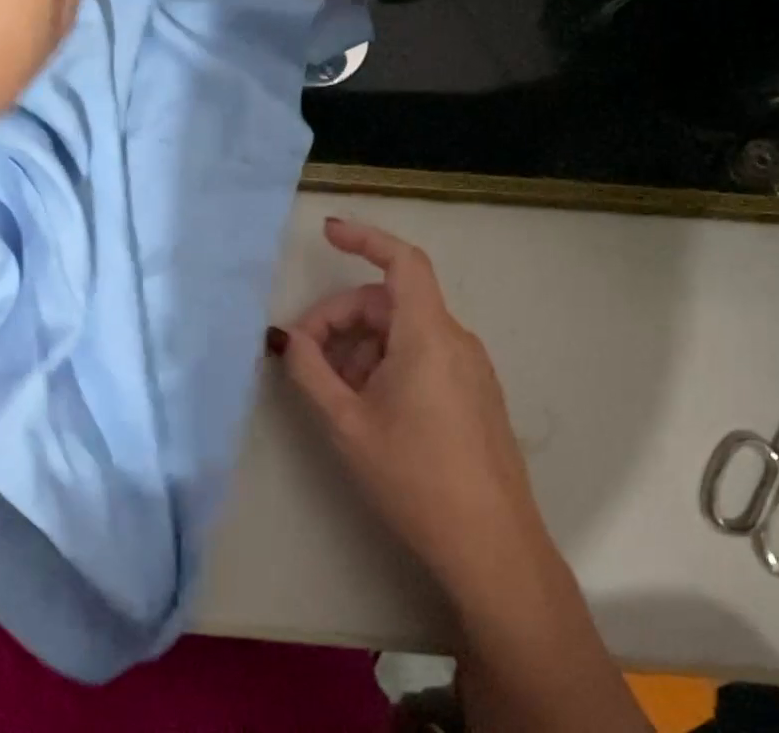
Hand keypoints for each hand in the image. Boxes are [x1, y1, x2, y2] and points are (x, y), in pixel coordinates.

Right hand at [274, 217, 546, 585]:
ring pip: (403, 332)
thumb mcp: (346, 422)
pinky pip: (422, 356)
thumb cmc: (414, 477)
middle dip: (340, 318)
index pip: (402, 263)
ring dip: (359, 346)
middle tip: (302, 356)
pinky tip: (363, 404)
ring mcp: (470, 369)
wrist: (491, 545)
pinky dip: (383, 363)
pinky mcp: (474, 395)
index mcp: (428, 337)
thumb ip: (310, 371)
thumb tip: (287, 339)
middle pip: (389, 302)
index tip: (326, 232)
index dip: (364, 239)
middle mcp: (456, 342)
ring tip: (330, 390)